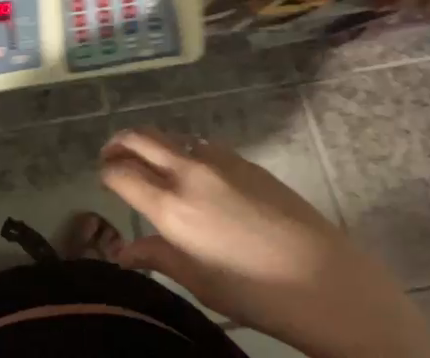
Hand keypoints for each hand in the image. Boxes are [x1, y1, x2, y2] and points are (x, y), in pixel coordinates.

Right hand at [100, 129, 429, 357]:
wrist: (324, 279)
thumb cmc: (255, 292)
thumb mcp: (199, 282)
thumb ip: (158, 256)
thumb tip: (123, 252)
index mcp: (170, 207)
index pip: (119, 172)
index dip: (106, 173)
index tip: (105, 180)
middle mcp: (187, 173)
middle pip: (139, 137)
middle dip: (119, 143)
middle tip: (113, 155)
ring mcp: (218, 161)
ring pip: (170, 136)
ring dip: (153, 144)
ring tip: (153, 163)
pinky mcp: (244, 160)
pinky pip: (201, 145)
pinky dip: (186, 151)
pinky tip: (196, 174)